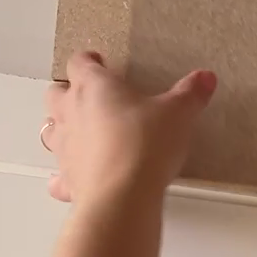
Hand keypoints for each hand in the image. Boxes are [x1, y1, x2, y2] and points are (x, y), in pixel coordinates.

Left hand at [42, 51, 216, 210]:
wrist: (124, 195)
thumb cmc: (146, 145)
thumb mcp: (178, 115)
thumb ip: (190, 95)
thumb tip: (206, 77)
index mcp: (94, 87)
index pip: (81, 62)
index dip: (90, 61)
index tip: (101, 63)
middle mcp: (70, 112)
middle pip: (56, 93)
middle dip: (69, 92)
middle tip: (89, 99)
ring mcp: (65, 147)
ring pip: (50, 130)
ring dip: (61, 128)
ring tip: (81, 134)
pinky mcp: (68, 180)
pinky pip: (58, 178)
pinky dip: (62, 178)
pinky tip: (74, 181)